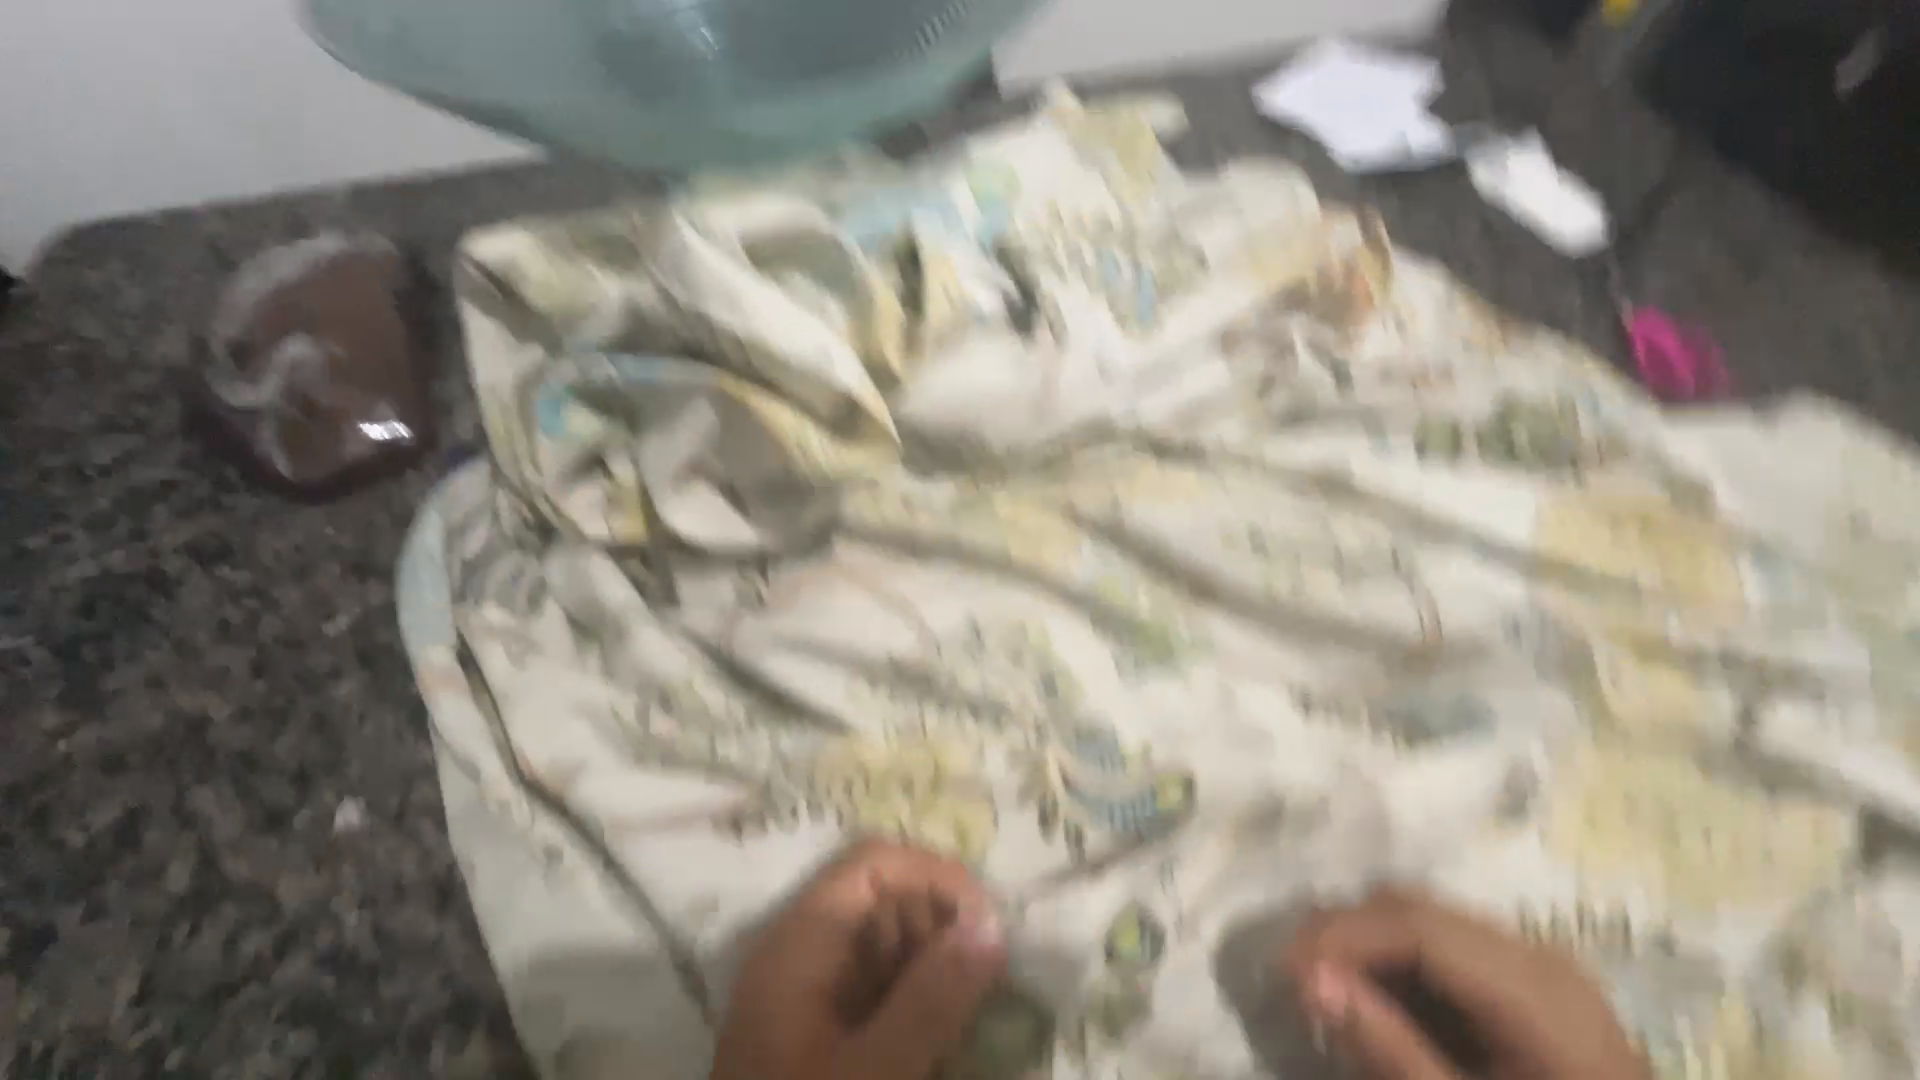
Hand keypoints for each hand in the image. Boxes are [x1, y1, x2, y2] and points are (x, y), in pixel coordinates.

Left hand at [710, 839, 1007, 1079]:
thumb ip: (932, 999)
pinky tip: (944, 1043)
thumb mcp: (872, 1074)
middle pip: (886, 901)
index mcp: (802, 941)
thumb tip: (991, 926)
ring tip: (971, 1017)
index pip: (873, 865)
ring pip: (892, 947)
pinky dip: (921, 1005)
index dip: (935, 877)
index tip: (988, 927)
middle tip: (988, 984)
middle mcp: (805, 954)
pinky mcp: (826, 1036)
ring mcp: (814, 996)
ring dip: (938, 969)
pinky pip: (885, 993)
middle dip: (943, 928)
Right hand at [1285, 888, 1650, 1079]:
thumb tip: (1307, 977)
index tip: (1284, 967)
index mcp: (1534, 987)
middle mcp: (1537, 954)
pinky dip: (1400, 964)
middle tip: (1300, 980)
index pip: (1415, 924)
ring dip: (1368, 944)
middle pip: (1416, 908)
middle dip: (1346, 933)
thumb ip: (1388, 1048)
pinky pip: (1446, 948)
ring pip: (1424, 919)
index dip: (1340, 934)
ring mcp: (1538, 965)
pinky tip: (1380, 1002)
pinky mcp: (1532, 984)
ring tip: (1331, 990)